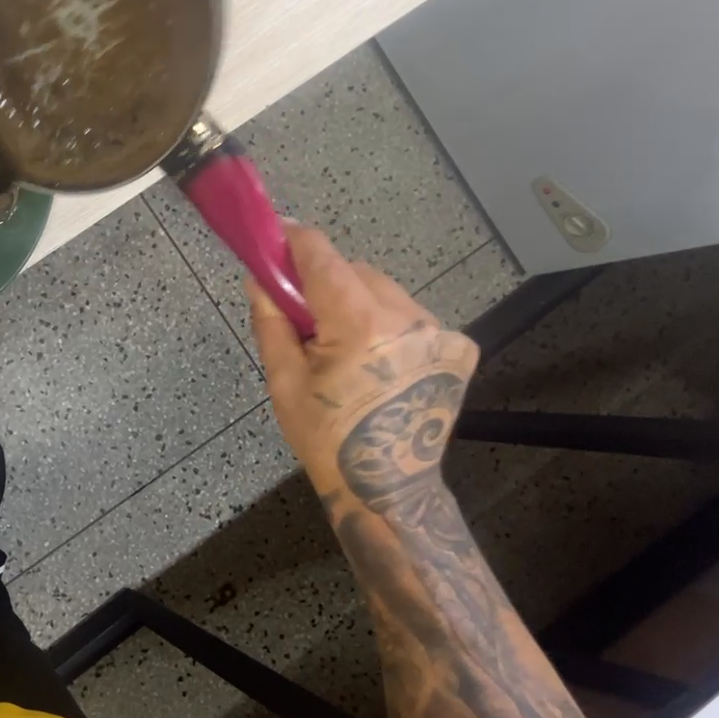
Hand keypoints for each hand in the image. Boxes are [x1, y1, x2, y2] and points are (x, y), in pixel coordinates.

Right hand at [249, 226, 478, 500]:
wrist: (386, 485)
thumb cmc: (324, 436)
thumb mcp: (283, 381)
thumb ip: (272, 322)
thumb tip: (259, 279)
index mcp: (359, 326)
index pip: (325, 260)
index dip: (297, 241)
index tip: (276, 232)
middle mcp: (408, 317)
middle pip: (357, 272)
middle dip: (324, 280)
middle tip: (299, 310)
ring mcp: (440, 331)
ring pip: (385, 291)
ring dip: (355, 301)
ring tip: (337, 343)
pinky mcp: (459, 346)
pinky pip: (410, 315)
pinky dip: (384, 322)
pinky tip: (371, 357)